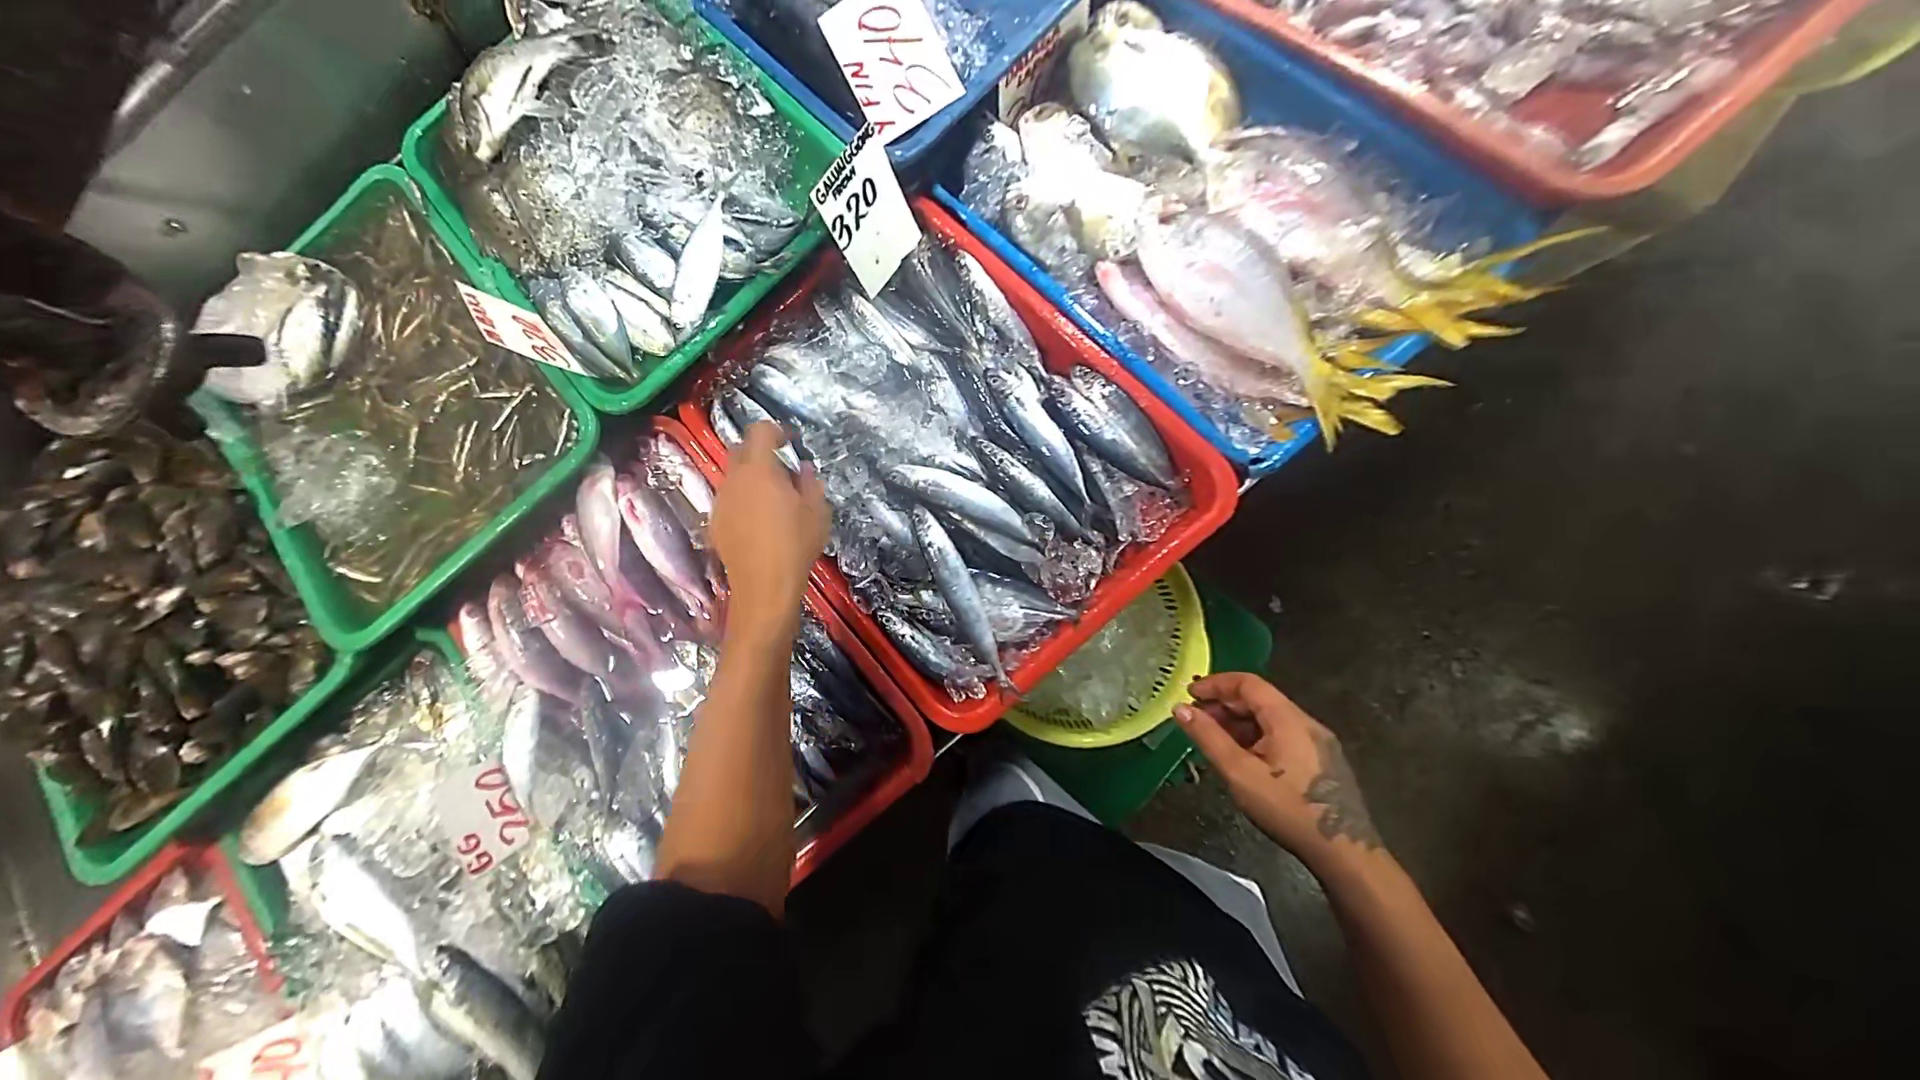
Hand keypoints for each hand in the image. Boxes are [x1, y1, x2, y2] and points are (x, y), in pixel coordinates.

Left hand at [710, 422, 827, 629]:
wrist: (765, 585)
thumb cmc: (796, 544)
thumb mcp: (817, 511)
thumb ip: (810, 483)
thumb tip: (802, 470)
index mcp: (760, 469)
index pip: (760, 432)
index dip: (776, 430)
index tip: (790, 441)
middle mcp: (734, 480)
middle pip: (742, 451)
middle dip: (762, 453)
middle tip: (784, 471)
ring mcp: (721, 502)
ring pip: (734, 477)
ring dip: (752, 479)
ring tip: (775, 500)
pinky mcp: (715, 523)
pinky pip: (730, 500)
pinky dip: (744, 501)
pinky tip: (761, 522)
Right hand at [1174, 673, 1384, 870]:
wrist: (1344, 852)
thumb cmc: (1287, 808)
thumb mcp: (1239, 773)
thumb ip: (1208, 737)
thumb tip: (1180, 709)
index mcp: (1288, 719)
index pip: (1248, 683)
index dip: (1216, 684)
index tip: (1190, 694)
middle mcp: (1306, 723)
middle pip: (1260, 699)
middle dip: (1224, 704)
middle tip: (1197, 719)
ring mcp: (1318, 742)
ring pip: (1271, 718)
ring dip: (1239, 722)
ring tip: (1214, 739)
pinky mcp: (1322, 761)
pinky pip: (1282, 735)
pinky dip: (1256, 736)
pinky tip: (1242, 756)